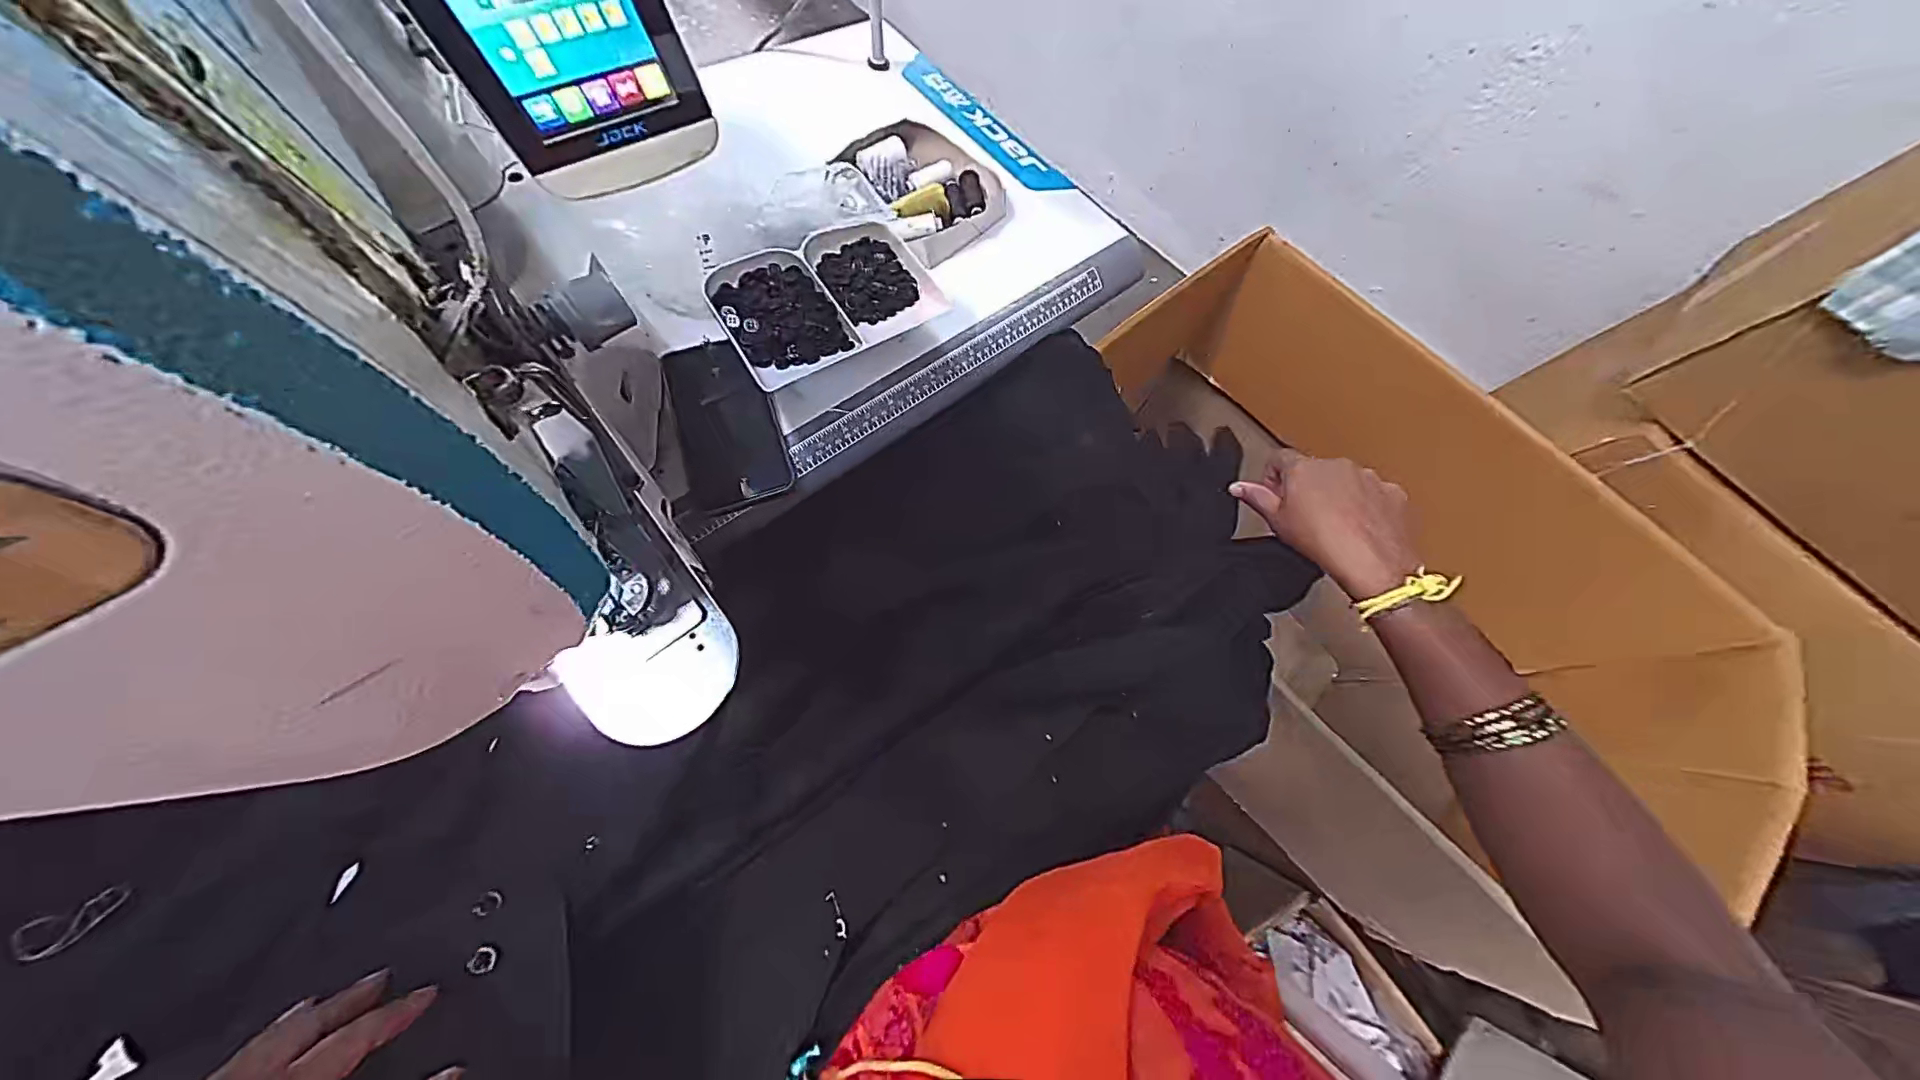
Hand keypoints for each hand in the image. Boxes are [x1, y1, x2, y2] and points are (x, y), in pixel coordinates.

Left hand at [207, 969, 457, 1079]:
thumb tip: (450, 1075)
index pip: (360, 1038)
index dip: (400, 1015)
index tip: (427, 995)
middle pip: (313, 1028)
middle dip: (355, 1000)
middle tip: (385, 979)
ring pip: (266, 1040)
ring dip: (306, 1017)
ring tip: (325, 999)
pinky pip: (233, 1060)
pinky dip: (263, 1040)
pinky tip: (267, 1039)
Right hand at [1230, 449, 1423, 598]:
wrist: (1371, 561)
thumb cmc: (1324, 541)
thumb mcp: (1277, 521)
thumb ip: (1256, 498)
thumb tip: (1238, 487)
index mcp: (1304, 468)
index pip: (1279, 458)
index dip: (1273, 478)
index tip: (1276, 496)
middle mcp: (1336, 465)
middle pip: (1312, 469)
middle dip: (1305, 488)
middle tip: (1302, 517)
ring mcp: (1366, 477)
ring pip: (1343, 480)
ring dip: (1335, 496)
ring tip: (1331, 526)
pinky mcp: (1390, 491)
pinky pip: (1370, 493)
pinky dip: (1362, 506)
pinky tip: (1355, 527)